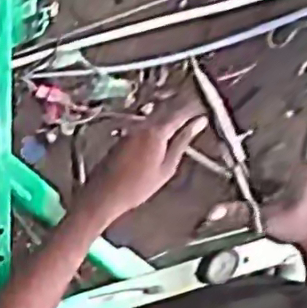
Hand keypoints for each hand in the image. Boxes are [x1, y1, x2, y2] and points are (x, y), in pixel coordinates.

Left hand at [75, 99, 207, 223]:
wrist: (100, 200)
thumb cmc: (135, 189)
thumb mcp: (166, 168)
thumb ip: (182, 142)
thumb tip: (198, 123)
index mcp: (156, 132)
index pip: (181, 111)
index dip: (195, 108)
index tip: (207, 107)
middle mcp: (140, 128)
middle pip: (165, 112)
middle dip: (181, 111)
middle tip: (194, 114)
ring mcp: (126, 134)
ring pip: (151, 120)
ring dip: (165, 120)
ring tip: (178, 126)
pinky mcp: (117, 143)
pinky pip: (139, 130)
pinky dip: (151, 130)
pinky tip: (155, 140)